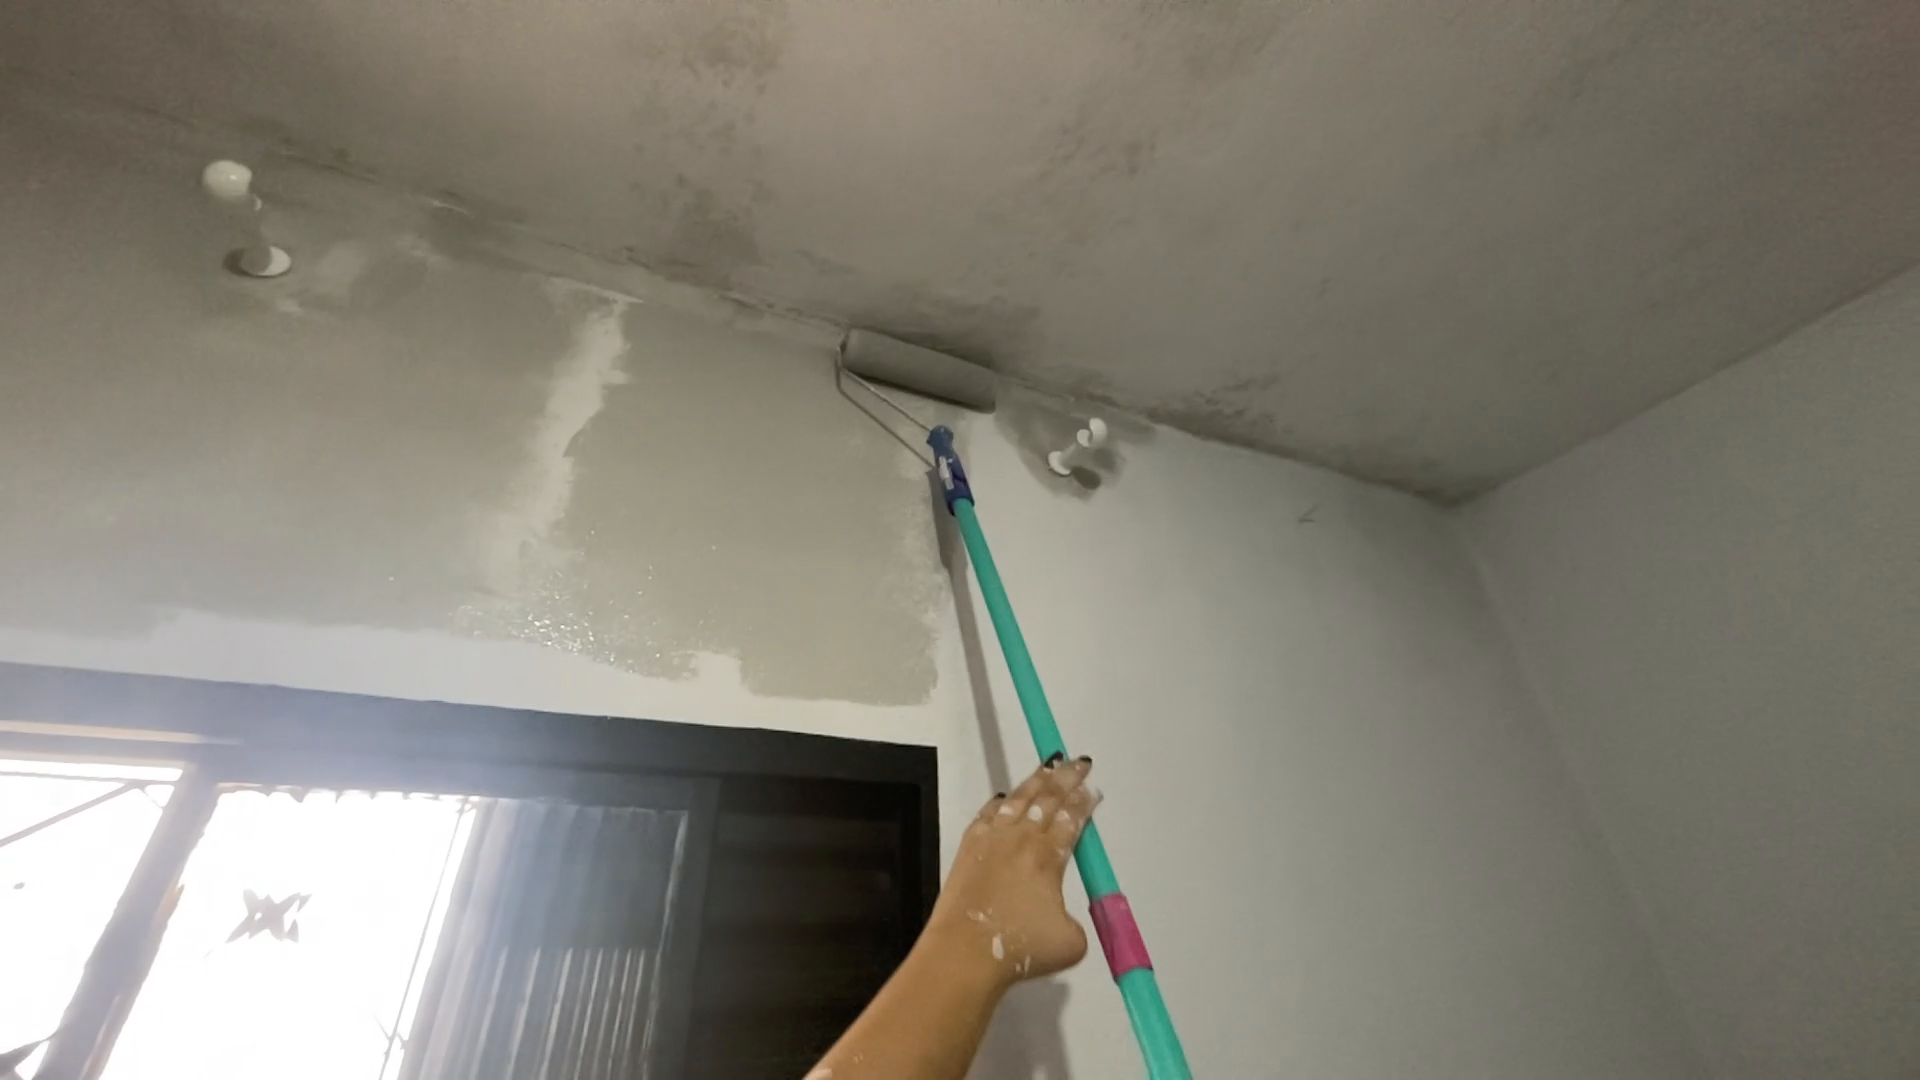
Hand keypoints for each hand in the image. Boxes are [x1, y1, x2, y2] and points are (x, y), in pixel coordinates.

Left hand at [926, 755, 1100, 987]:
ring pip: (1018, 798)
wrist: (965, 949)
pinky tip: (1006, 797)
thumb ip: (1075, 922)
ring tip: (1049, 767)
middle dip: (1066, 777)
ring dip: (1036, 781)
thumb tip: (1063, 916)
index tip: (1092, 788)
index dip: (1083, 802)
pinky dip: (1000, 802)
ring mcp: (993, 838)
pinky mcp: (970, 845)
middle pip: (1048, 799)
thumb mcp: (1070, 942)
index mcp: (1048, 856)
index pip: (1071, 819)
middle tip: (1078, 762)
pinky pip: (988, 813)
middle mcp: (1021, 838)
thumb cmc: (1019, 948)